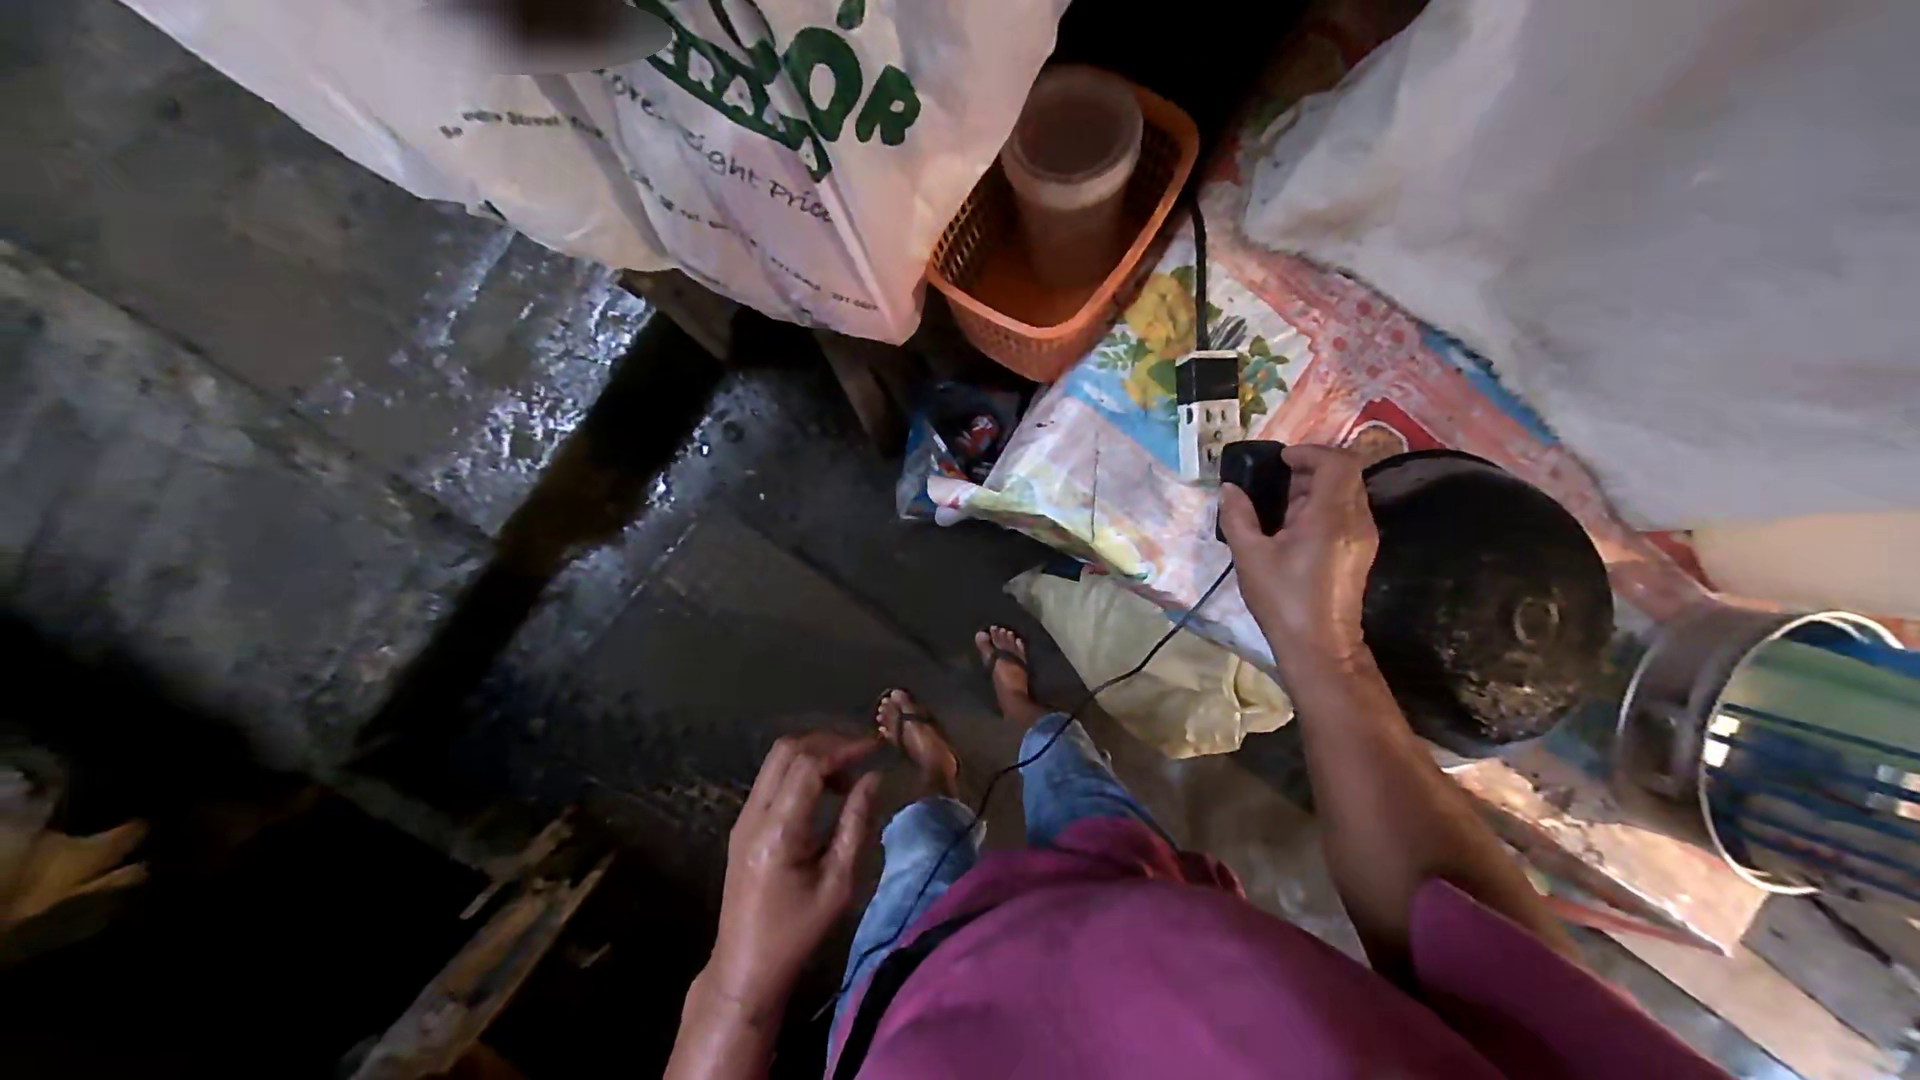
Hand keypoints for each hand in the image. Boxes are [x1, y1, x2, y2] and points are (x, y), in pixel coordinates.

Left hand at [708, 731, 882, 1008]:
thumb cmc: (798, 931)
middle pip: (788, 749)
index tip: (876, 747)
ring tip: (849, 772)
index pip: (809, 764)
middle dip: (829, 741)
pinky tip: (827, 788)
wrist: (745, 967)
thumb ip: (857, 823)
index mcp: (778, 831)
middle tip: (863, 752)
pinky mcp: (744, 823)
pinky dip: (802, 769)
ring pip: (777, 759)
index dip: (845, 748)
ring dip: (815, 753)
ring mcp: (744, 817)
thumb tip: (875, 777)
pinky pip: (773, 777)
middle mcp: (754, 814)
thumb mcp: (839, 883)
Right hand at [1218, 444, 1378, 672]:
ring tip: (1280, 505)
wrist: (1319, 645)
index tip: (1281, 460)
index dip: (1310, 452)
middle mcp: (1356, 520)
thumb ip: (1238, 516)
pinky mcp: (1360, 550)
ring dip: (1316, 488)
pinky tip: (1294, 528)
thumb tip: (1229, 489)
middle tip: (1276, 482)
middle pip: (1345, 473)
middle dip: (1310, 468)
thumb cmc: (1282, 598)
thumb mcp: (1250, 556)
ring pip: (1347, 492)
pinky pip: (1346, 512)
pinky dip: (1322, 506)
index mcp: (1330, 516)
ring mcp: (1363, 536)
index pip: (1337, 461)